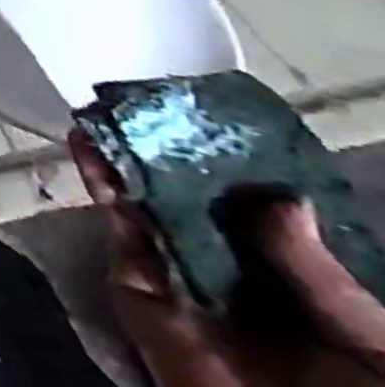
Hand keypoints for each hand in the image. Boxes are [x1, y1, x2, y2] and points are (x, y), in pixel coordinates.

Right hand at [70, 131, 384, 385]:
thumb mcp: (371, 342)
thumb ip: (320, 274)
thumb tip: (275, 198)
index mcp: (299, 281)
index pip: (263, 212)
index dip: (240, 166)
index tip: (217, 121)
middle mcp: (233, 268)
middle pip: (194, 200)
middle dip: (168, 152)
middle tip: (145, 101)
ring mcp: (177, 275)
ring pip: (145, 205)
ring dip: (121, 157)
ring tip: (104, 109)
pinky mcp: (134, 285)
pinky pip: (116, 232)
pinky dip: (98, 186)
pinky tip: (87, 147)